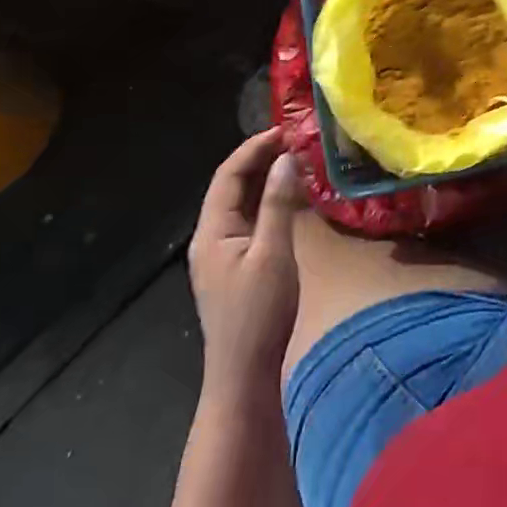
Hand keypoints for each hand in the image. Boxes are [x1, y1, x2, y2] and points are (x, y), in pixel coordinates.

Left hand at [188, 128, 307, 383]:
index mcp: (211, 231)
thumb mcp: (273, 254)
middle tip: (296, 141)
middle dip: (260, 159)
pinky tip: (290, 200)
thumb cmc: (258, 314)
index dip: (254, 148)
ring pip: (241, 204)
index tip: (286, 130)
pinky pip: (249, 221)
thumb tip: (287, 159)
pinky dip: (268, 202)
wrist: (245, 376)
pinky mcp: (235, 267)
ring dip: (264, 179)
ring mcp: (221, 254)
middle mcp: (210, 238)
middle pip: (232, 186)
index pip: (228, 175)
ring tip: (296, 161)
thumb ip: (278, 204)